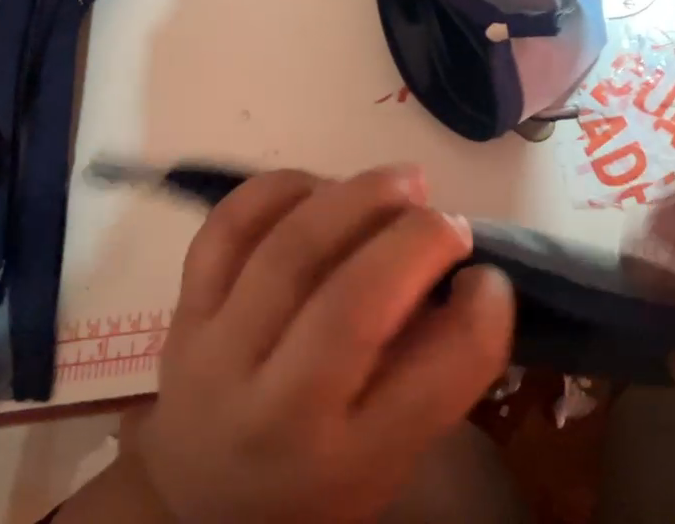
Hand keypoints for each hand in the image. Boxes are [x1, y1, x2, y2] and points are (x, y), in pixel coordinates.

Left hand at [124, 166, 516, 523]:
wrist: (198, 504)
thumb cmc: (318, 479)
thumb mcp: (391, 454)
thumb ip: (431, 368)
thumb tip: (465, 272)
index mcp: (351, 461)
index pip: (437, 378)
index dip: (486, 311)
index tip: (491, 277)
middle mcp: (279, 411)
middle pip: (352, 303)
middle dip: (418, 239)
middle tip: (451, 220)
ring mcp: (217, 356)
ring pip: (289, 251)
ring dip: (358, 197)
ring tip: (405, 182)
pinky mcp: (182, 314)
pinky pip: (226, 230)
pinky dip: (280, 190)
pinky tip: (323, 186)